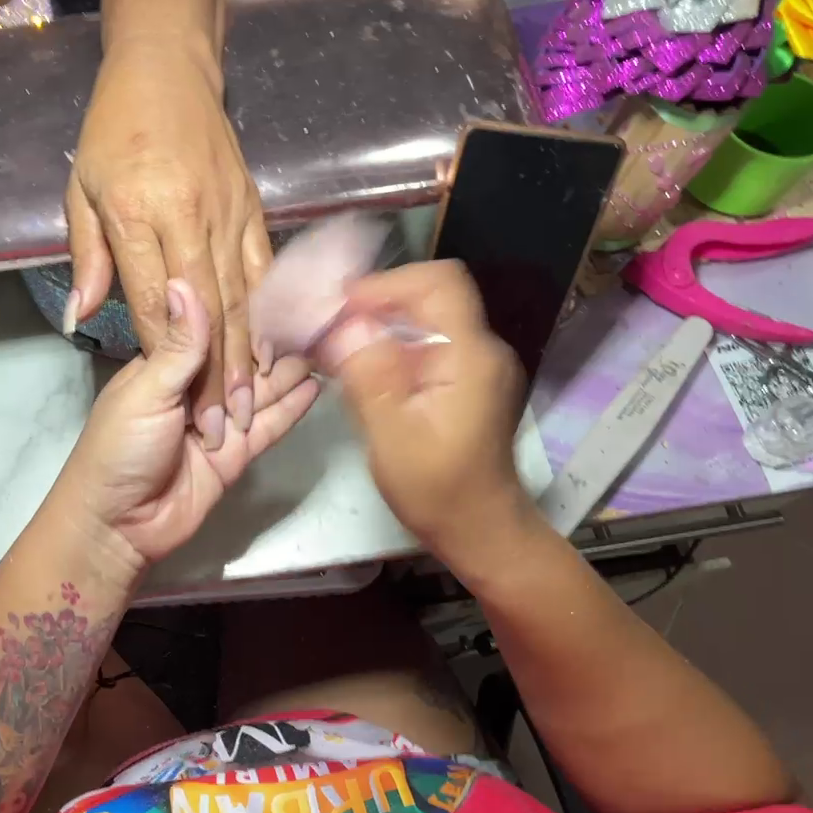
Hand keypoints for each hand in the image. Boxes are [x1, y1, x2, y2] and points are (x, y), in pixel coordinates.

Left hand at [50, 280, 317, 571]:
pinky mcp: (235, 456)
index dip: (244, 312)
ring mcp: (218, 423)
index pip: (212, 330)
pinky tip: (316, 387)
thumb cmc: (119, 450)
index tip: (281, 286)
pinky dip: (290, 409)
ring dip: (290, 372)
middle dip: (275, 340)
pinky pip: (267, 428)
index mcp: (165, 365)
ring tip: (328, 344)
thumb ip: (179, 345)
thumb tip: (187, 280)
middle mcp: (195, 389)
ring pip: (260, 392)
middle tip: (319, 313)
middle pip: (243, 359)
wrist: (118, 525)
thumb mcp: (147, 391)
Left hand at [65, 36, 271, 452]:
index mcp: (135, 215)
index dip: (164, 355)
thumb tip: (79, 315)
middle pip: (206, 311)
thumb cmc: (113, 133)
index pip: (151, 301)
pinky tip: (275, 349)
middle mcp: (186, 219)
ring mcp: (228, 215)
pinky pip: (264, 272)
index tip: (178, 404)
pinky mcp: (254, 212)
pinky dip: (271, 315)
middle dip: (216, 374)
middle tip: (225, 424)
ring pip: (241, 297)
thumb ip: (88, 258)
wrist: (166, 67)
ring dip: (248, 355)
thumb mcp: (80, 192)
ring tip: (251, 402)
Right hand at [328, 262, 538, 562]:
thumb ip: (368, 376)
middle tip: (330, 326)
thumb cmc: (437, 491)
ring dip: (382, 326)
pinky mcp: (468, 384)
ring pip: (428, 322)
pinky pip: (430, 348)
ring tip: (339, 347)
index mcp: (470, 356)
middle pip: (430, 297)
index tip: (340, 307)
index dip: (386, 283)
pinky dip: (395, 349)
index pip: (437, 282)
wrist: (480, 530)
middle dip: (378, 304)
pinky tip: (365, 372)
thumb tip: (340, 325)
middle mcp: (482, 350)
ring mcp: (478, 367)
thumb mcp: (392, 435)